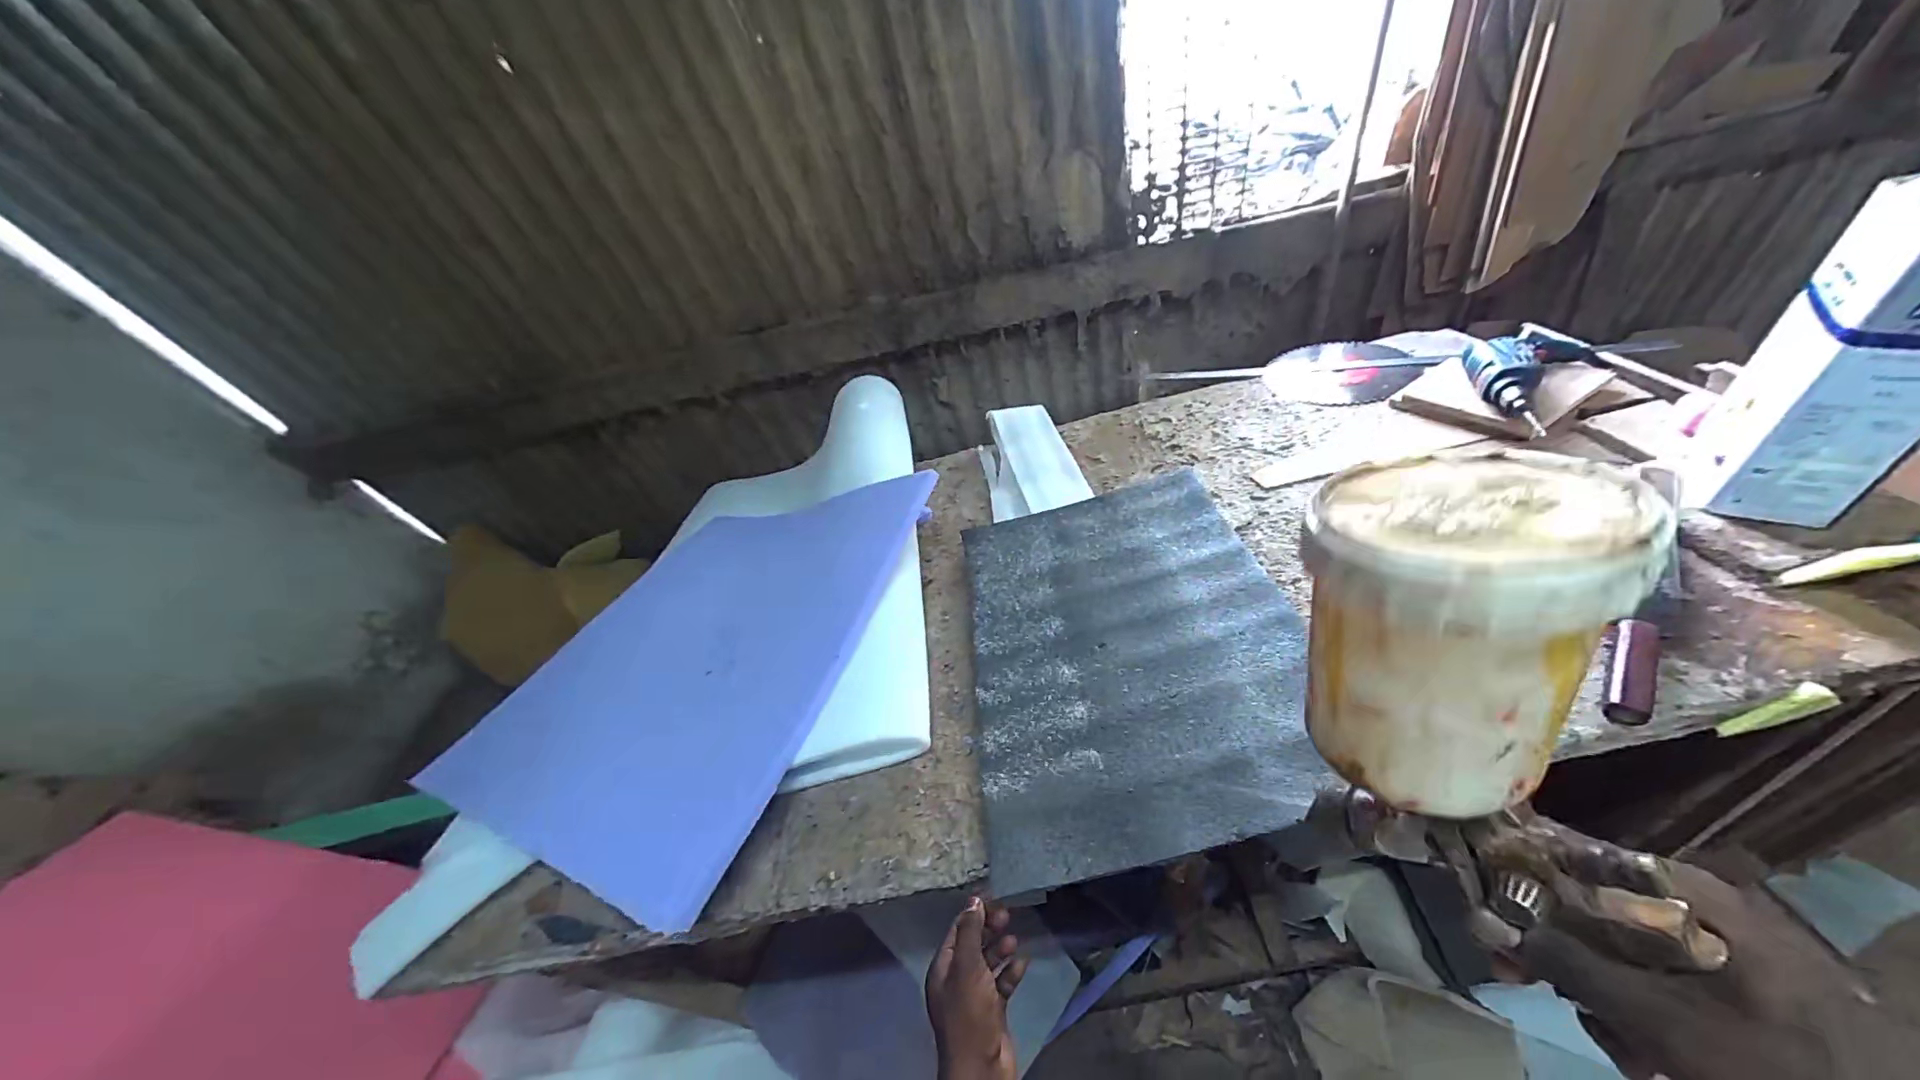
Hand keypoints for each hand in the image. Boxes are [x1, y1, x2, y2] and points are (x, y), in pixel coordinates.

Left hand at [926, 896, 1028, 1079]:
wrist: (981, 1068)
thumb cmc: (969, 1013)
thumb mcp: (967, 967)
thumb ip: (971, 933)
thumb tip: (973, 900)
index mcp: (943, 967)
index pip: (957, 931)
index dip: (973, 913)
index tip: (993, 897)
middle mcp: (957, 978)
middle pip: (973, 944)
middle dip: (989, 928)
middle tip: (1007, 914)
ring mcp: (975, 995)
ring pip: (988, 963)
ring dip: (1000, 949)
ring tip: (1014, 939)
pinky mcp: (992, 1010)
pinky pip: (1001, 984)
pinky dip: (1011, 973)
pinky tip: (1022, 964)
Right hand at [1519, 858, 1914, 1079]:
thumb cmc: (1769, 1061)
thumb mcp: (1658, 1016)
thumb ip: (1568, 962)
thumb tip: (1484, 920)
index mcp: (1703, 898)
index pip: (1593, 857)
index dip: (1537, 872)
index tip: (1498, 895)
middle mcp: (1713, 915)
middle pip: (1604, 913)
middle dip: (1565, 954)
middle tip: (1523, 973)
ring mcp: (1733, 960)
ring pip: (1628, 957)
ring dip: (1601, 996)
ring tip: (1610, 1039)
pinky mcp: (1744, 999)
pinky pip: (1664, 988)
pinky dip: (1642, 1017)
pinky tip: (1644, 1052)